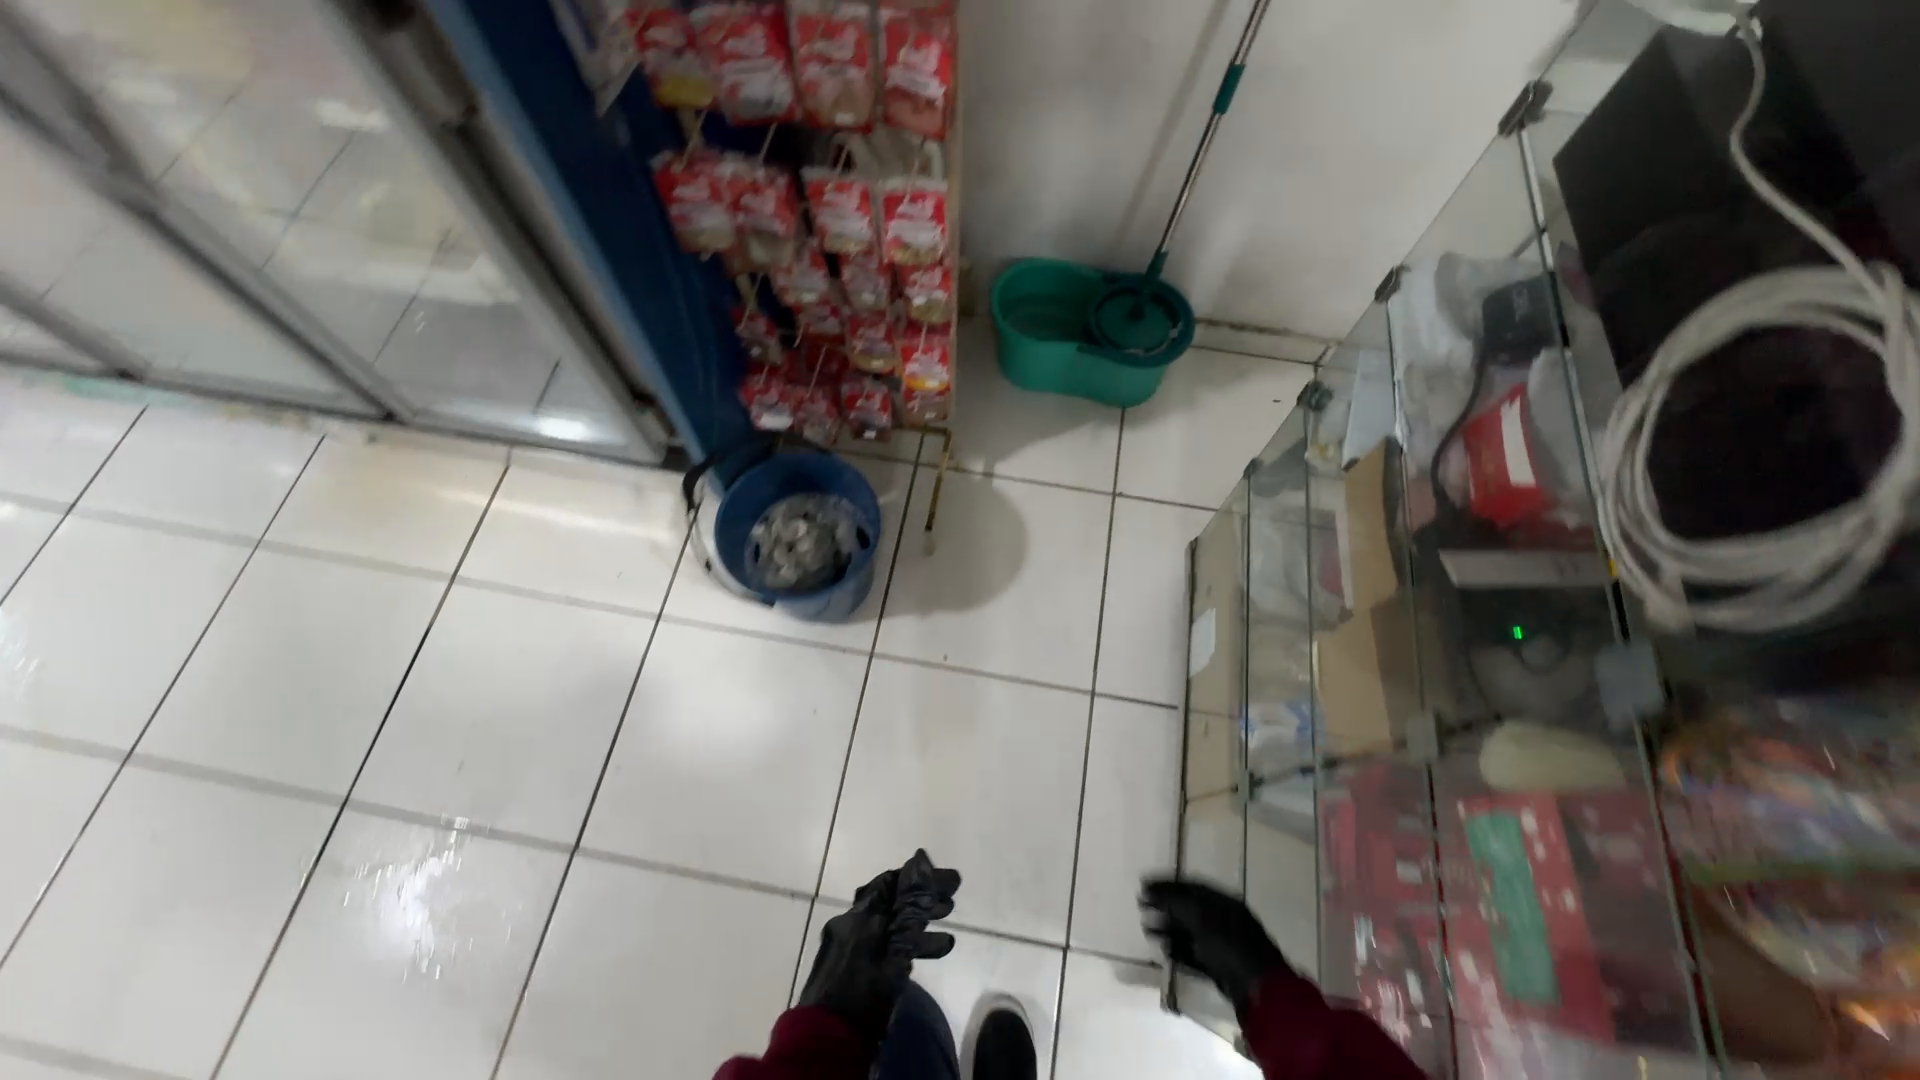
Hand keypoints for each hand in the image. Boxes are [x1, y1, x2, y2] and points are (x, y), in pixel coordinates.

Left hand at [799, 850, 960, 1042]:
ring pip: (890, 929)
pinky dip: (903, 950)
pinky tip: (920, 961)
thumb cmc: (865, 987)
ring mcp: (848, 947)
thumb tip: (920, 862)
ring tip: (946, 940)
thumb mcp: (895, 944)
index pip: (892, 881)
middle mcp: (851, 923)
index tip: (947, 881)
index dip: (921, 877)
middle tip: (951, 906)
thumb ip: (910, 905)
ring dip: (919, 931)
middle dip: (924, 904)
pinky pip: (882, 949)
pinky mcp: (849, 970)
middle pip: (892, 904)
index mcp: (860, 914)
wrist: (830, 1037)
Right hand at [1140, 878, 1290, 1012]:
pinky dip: (1179, 952)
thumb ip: (1175, 902)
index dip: (1166, 884)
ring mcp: (1223, 944)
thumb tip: (1151, 891)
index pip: (1191, 885)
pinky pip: (1195, 955)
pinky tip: (1164, 952)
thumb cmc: (1229, 946)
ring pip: (1190, 932)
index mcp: (1224, 902)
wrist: (1258, 991)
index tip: (1143, 885)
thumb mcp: (1200, 917)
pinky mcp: (1220, 967)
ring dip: (1168, 930)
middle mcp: (1224, 919)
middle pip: (1189, 908)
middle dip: (1164, 907)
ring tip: (1146, 930)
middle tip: (1141, 907)